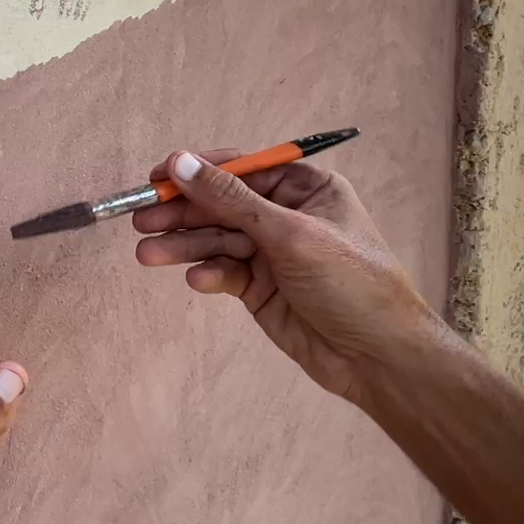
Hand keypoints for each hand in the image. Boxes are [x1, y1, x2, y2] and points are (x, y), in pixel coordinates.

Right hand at [133, 149, 442, 402]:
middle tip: (141, 219)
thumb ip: (230, 199)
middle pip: (220, 205)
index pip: (240, 169)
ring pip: (215, 239)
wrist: (381, 362)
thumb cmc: (350, 282)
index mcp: (304, 188)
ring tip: (147, 254)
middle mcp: (284, 215)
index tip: (158, 177)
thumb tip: (180, 162)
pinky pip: (223, 271)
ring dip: (183, 245)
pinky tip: (198, 281)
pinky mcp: (259, 287)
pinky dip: (208, 274)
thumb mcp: (289, 233)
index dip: (197, 171)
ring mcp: (270, 252)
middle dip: (181, 213)